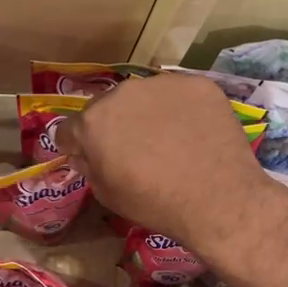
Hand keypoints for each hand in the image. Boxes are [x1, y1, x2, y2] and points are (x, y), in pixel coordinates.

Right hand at [63, 73, 276, 242]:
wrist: (217, 198)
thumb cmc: (154, 203)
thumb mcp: (106, 195)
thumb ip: (89, 167)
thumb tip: (85, 155)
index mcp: (92, 122)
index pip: (70, 128)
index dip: (77, 145)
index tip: (90, 158)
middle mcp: (121, 93)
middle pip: (107, 107)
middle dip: (113, 125)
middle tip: (133, 149)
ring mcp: (161, 84)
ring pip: (144, 96)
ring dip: (147, 113)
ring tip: (168, 139)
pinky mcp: (196, 83)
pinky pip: (179, 94)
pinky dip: (181, 109)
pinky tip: (194, 132)